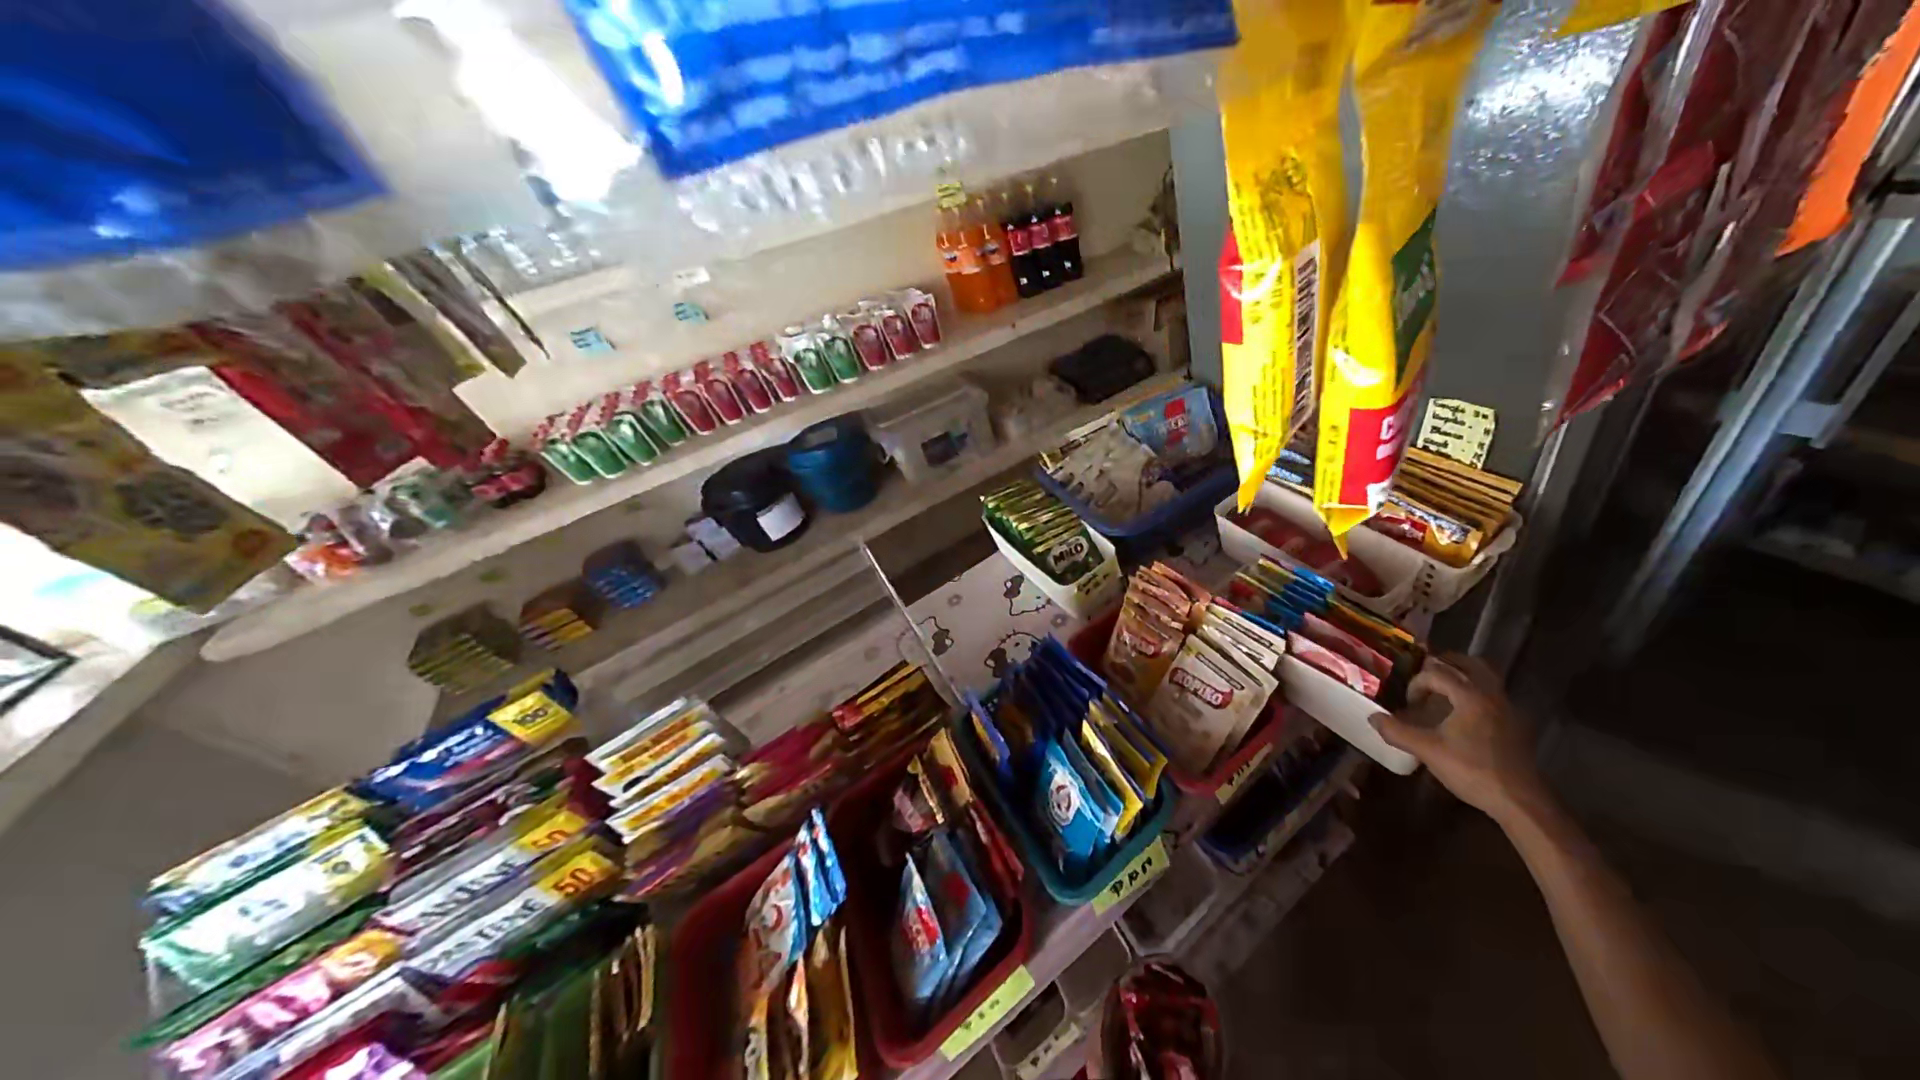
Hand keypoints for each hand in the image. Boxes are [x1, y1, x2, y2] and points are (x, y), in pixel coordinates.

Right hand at [1370, 654, 1552, 826]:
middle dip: (1446, 665)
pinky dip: (1476, 694)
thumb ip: (1397, 731)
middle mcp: (1492, 696)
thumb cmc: (1472, 770)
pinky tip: (1463, 715)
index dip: (1417, 684)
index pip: (1437, 673)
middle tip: (1425, 676)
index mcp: (1471, 696)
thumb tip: (1372, 717)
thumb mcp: (1427, 750)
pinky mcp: (1515, 725)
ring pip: (1487, 678)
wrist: (1519, 800)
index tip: (1409, 704)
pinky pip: (1493, 696)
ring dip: (1464, 678)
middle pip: (1471, 664)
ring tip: (1443, 692)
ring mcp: (1508, 710)